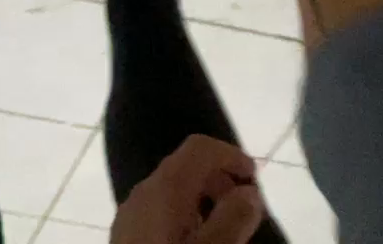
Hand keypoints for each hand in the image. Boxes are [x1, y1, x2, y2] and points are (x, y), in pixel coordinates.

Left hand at [111, 135, 266, 243]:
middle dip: (219, 181)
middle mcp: (143, 192)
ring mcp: (130, 214)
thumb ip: (232, 221)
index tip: (257, 181)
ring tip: (226, 234)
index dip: (230, 155)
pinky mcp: (125, 236)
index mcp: (163, 188)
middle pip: (184, 167)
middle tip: (247, 213)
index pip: (198, 148)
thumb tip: (248, 192)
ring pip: (171, 192)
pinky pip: (159, 212)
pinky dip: (184, 217)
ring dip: (202, 201)